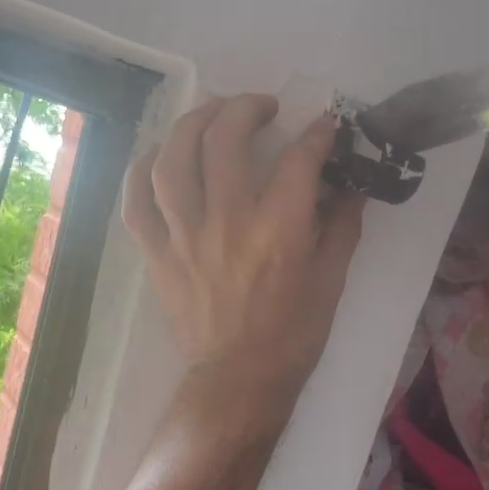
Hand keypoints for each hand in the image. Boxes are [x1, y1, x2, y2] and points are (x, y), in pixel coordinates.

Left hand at [122, 95, 367, 398]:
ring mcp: (185, 238)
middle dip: (246, 108)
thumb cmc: (292, 337)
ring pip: (173, 160)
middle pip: (224, 139)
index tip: (324, 127)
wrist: (240, 381)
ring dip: (192, 124)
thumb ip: (341, 227)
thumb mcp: (331, 282)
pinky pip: (137, 203)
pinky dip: (142, 172)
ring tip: (211, 115)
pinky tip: (160, 155)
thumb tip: (351, 186)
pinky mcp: (158, 256)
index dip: (316, 133)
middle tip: (262, 108)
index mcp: (278, 231)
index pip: (298, 158)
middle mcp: (228, 223)